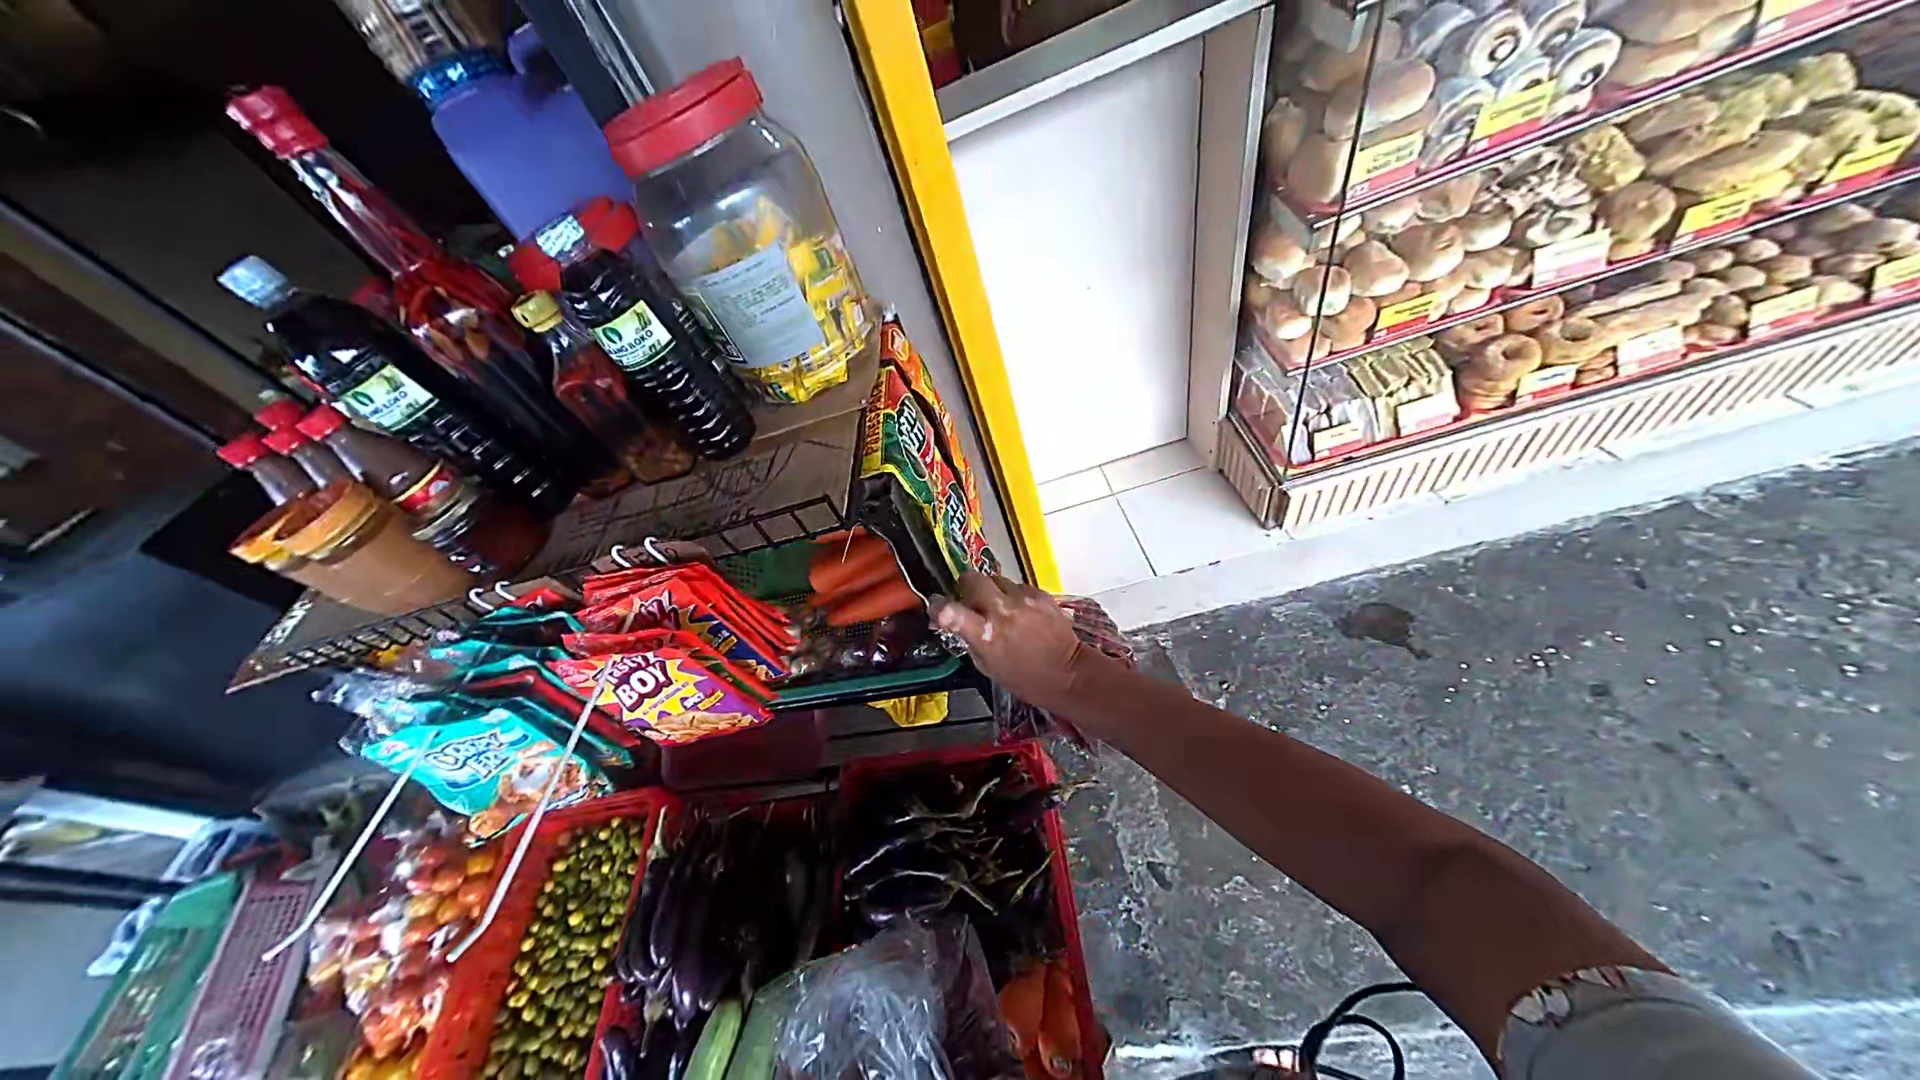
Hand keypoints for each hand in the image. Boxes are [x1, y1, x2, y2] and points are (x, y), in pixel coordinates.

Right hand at [931, 573, 1096, 712]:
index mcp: (986, 634)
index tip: (939, 607)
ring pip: (998, 580)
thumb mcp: (987, 665)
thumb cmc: (1024, 678)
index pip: (950, 611)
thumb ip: (969, 639)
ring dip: (995, 591)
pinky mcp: (1041, 594)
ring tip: (1003, 608)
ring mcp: (1024, 600)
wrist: (1068, 674)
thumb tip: (952, 622)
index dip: (940, 606)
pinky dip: (1016, 596)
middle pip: (973, 579)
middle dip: (968, 586)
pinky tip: (1023, 612)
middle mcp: (1003, 611)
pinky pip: (1019, 586)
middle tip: (972, 599)